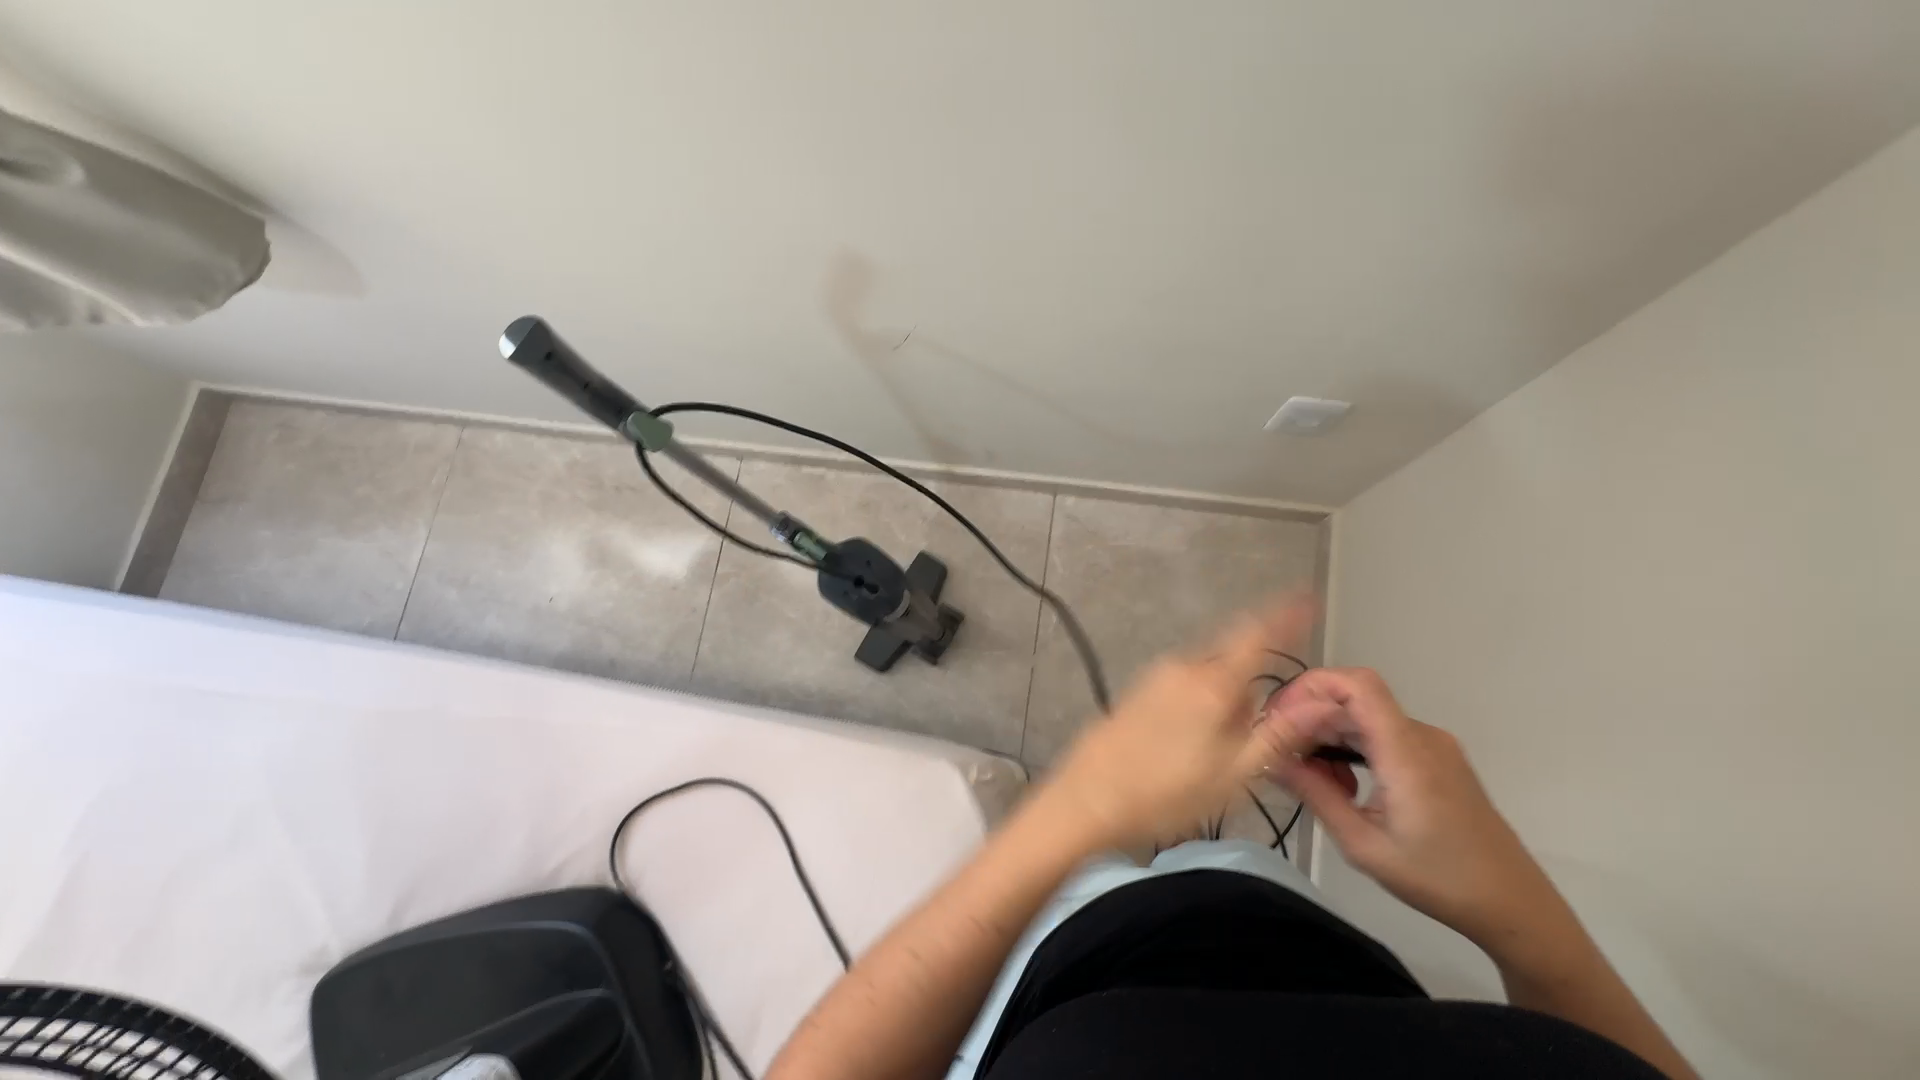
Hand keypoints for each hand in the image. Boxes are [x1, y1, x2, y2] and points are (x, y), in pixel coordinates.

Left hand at [1043, 597, 1330, 850]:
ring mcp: (1154, 677)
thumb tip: (1320, 701)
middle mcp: (1182, 667)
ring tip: (1211, 758)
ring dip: (1221, 704)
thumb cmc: (1165, 793)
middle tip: (1248, 743)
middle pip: (1233, 661)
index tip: (1305, 599)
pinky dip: (1197, 707)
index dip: (1285, 615)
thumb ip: (1278, 734)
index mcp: (1212, 682)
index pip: (1256, 633)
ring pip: (1206, 678)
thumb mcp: (1234, 774)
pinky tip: (1184, 749)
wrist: (1086, 799)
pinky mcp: (1136, 692)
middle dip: (1250, 691)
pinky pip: (1182, 687)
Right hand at [1265, 668, 1562, 945]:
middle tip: (1278, 755)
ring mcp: (1434, 746)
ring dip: (1328, 737)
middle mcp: (1422, 736)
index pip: (1356, 685)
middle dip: (1309, 719)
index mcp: (1407, 752)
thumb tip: (1271, 760)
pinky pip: (1384, 736)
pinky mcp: (1438, 760)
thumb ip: (1315, 795)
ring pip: (1365, 718)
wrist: (1515, 905)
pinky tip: (1342, 785)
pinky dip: (1352, 748)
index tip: (1277, 720)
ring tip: (1307, 778)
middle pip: (1353, 701)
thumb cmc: (1439, 880)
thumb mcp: (1363, 845)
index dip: (1310, 688)